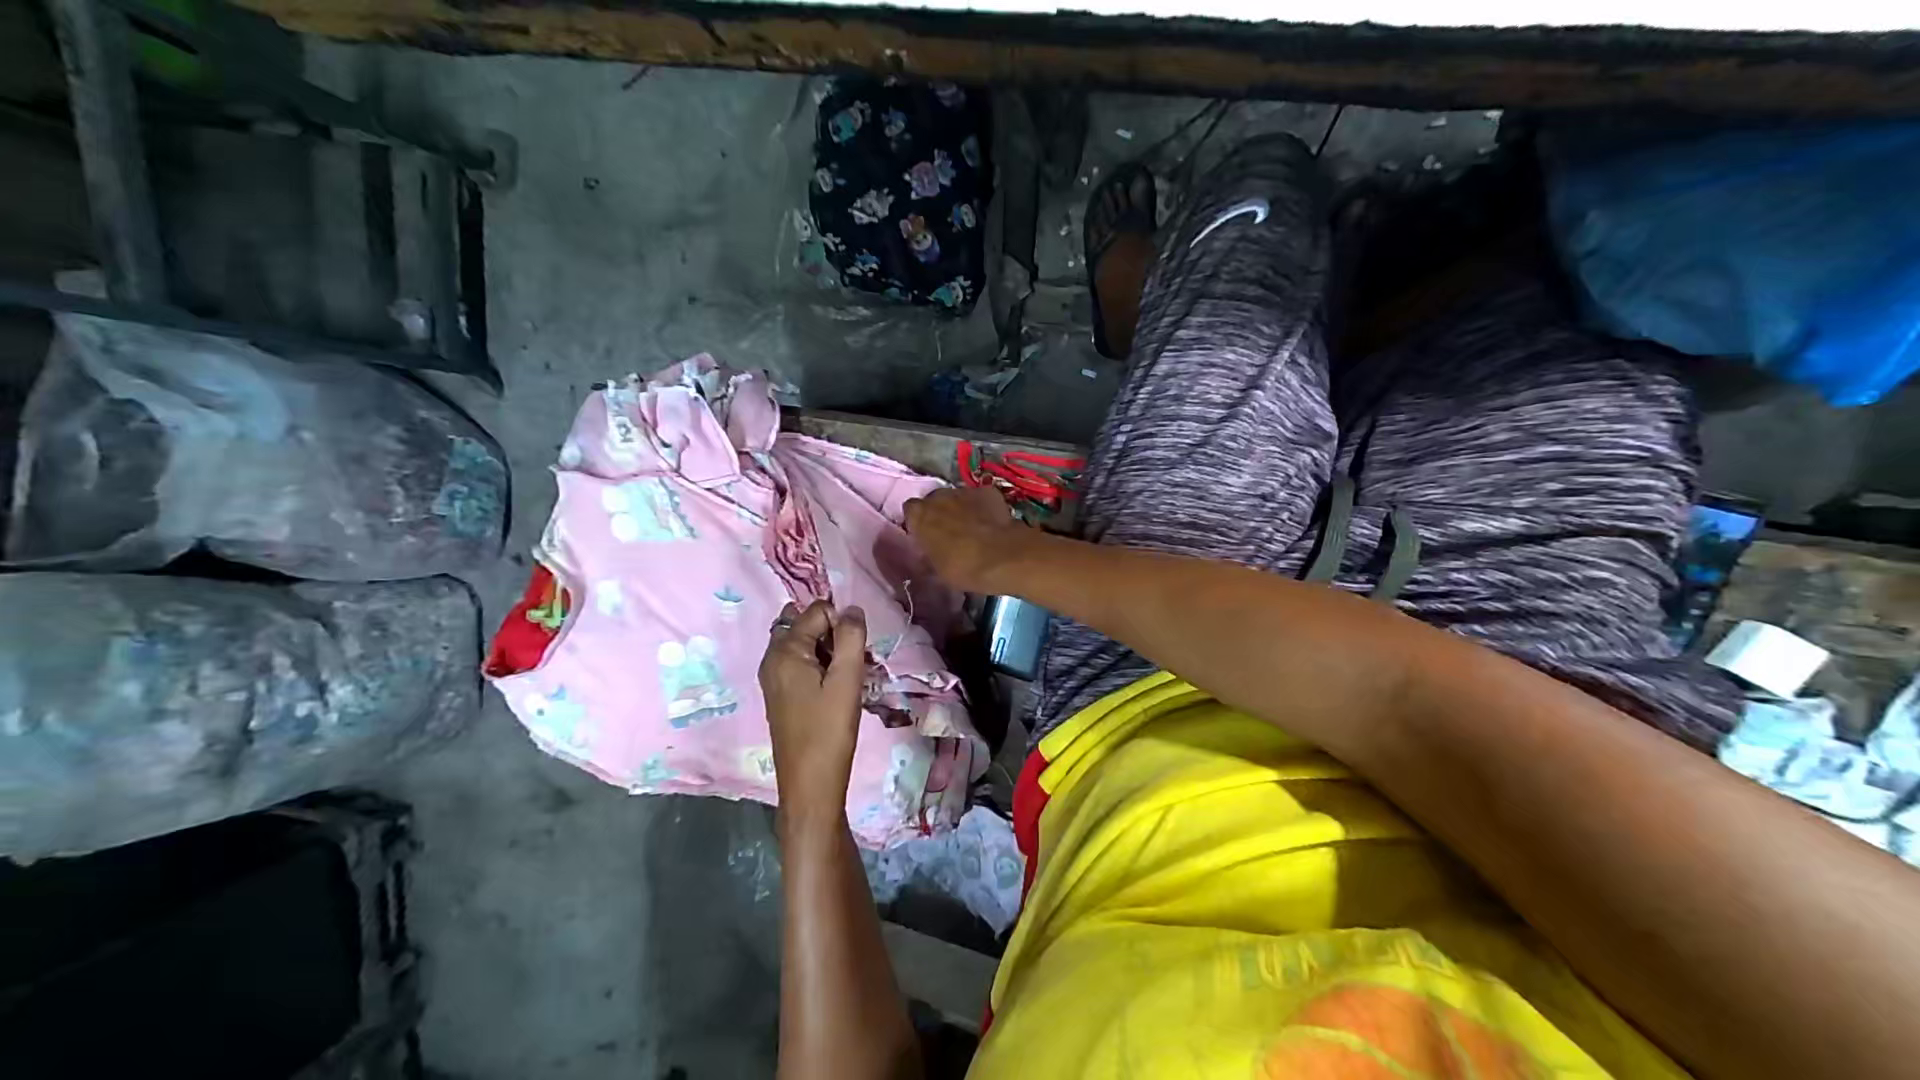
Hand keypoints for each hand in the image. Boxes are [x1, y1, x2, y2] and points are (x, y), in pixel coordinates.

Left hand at [759, 600, 867, 818]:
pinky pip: (801, 665)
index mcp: (784, 651)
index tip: (857, 652)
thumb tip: (852, 608)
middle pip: (807, 625)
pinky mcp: (780, 695)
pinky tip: (836, 690)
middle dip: (834, 635)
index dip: (842, 624)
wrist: (809, 785)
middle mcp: (772, 659)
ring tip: (848, 678)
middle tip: (853, 664)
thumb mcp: (847, 681)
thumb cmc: (829, 731)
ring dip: (829, 652)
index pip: (817, 611)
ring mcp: (773, 678)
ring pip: (805, 645)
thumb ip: (851, 638)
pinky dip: (820, 667)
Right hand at [903, 485, 1034, 593]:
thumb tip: (926, 557)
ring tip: (974, 528)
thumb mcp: (936, 569)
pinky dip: (984, 506)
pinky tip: (992, 522)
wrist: (1000, 557)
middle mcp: (938, 496)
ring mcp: (964, 491)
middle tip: (950, 533)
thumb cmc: (962, 567)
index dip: (918, 522)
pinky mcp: (988, 491)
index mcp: (919, 515)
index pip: (910, 511)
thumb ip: (927, 556)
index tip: (926, 536)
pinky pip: (981, 497)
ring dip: (962, 509)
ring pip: (958, 497)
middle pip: (934, 500)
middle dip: (940, 513)